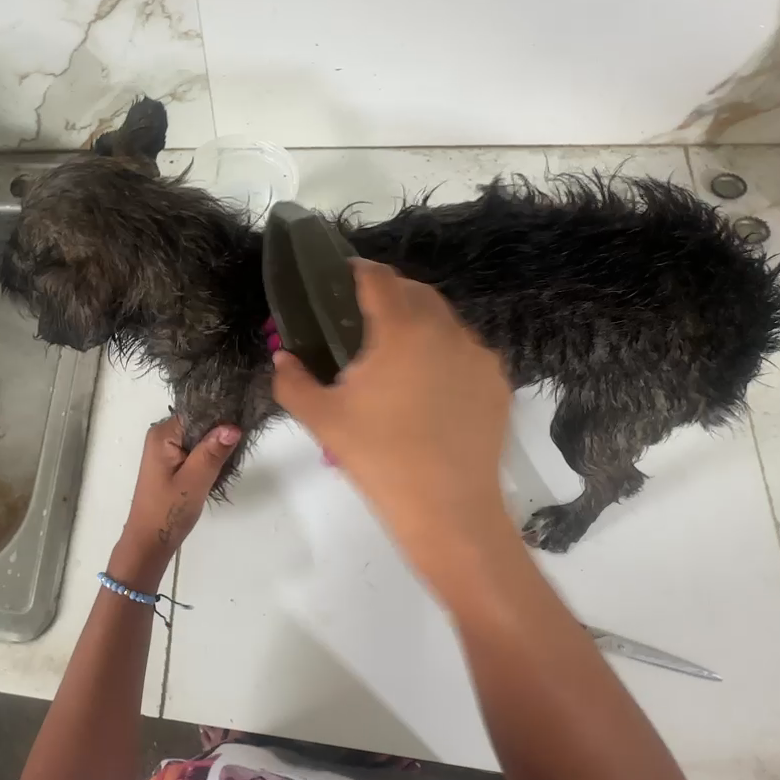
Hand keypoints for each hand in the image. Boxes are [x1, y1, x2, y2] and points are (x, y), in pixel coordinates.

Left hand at [110, 416, 239, 589]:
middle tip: (241, 444)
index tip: (243, 422)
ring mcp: (165, 450)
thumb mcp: (194, 480)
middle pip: (199, 423)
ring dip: (216, 447)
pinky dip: (209, 457)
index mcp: (162, 434)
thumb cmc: (168, 511)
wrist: (149, 542)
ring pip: (199, 438)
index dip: (220, 416)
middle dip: (220, 433)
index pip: (197, 412)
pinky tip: (221, 465)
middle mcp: (161, 435)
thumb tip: (233, 426)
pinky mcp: (171, 463)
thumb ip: (212, 451)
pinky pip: (195, 450)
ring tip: (234, 455)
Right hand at [271, 260, 513, 552]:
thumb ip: (292, 380)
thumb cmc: (379, 458)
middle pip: (415, 291)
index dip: (355, 270)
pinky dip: (442, 352)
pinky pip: (464, 351)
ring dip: (416, 321)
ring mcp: (478, 356)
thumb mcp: (322, 419)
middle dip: (387, 292)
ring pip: (444, 320)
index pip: (378, 277)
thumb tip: (283, 357)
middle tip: (358, 316)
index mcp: (401, 330)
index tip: (338, 277)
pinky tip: (425, 385)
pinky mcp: (496, 383)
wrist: (449, 510)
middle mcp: (445, 331)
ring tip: (393, 353)